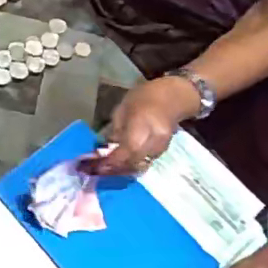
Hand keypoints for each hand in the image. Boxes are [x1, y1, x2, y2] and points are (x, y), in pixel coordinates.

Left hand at [83, 76, 199, 175]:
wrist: (171, 98)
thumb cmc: (142, 98)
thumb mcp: (122, 110)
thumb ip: (115, 131)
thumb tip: (105, 149)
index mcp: (143, 125)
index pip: (127, 149)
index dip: (111, 160)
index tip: (96, 165)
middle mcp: (155, 139)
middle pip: (134, 161)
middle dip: (115, 168)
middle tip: (99, 169)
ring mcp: (161, 146)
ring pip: (140, 165)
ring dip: (123, 169)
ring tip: (107, 168)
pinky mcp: (163, 150)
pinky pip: (146, 162)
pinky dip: (132, 165)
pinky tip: (121, 163)